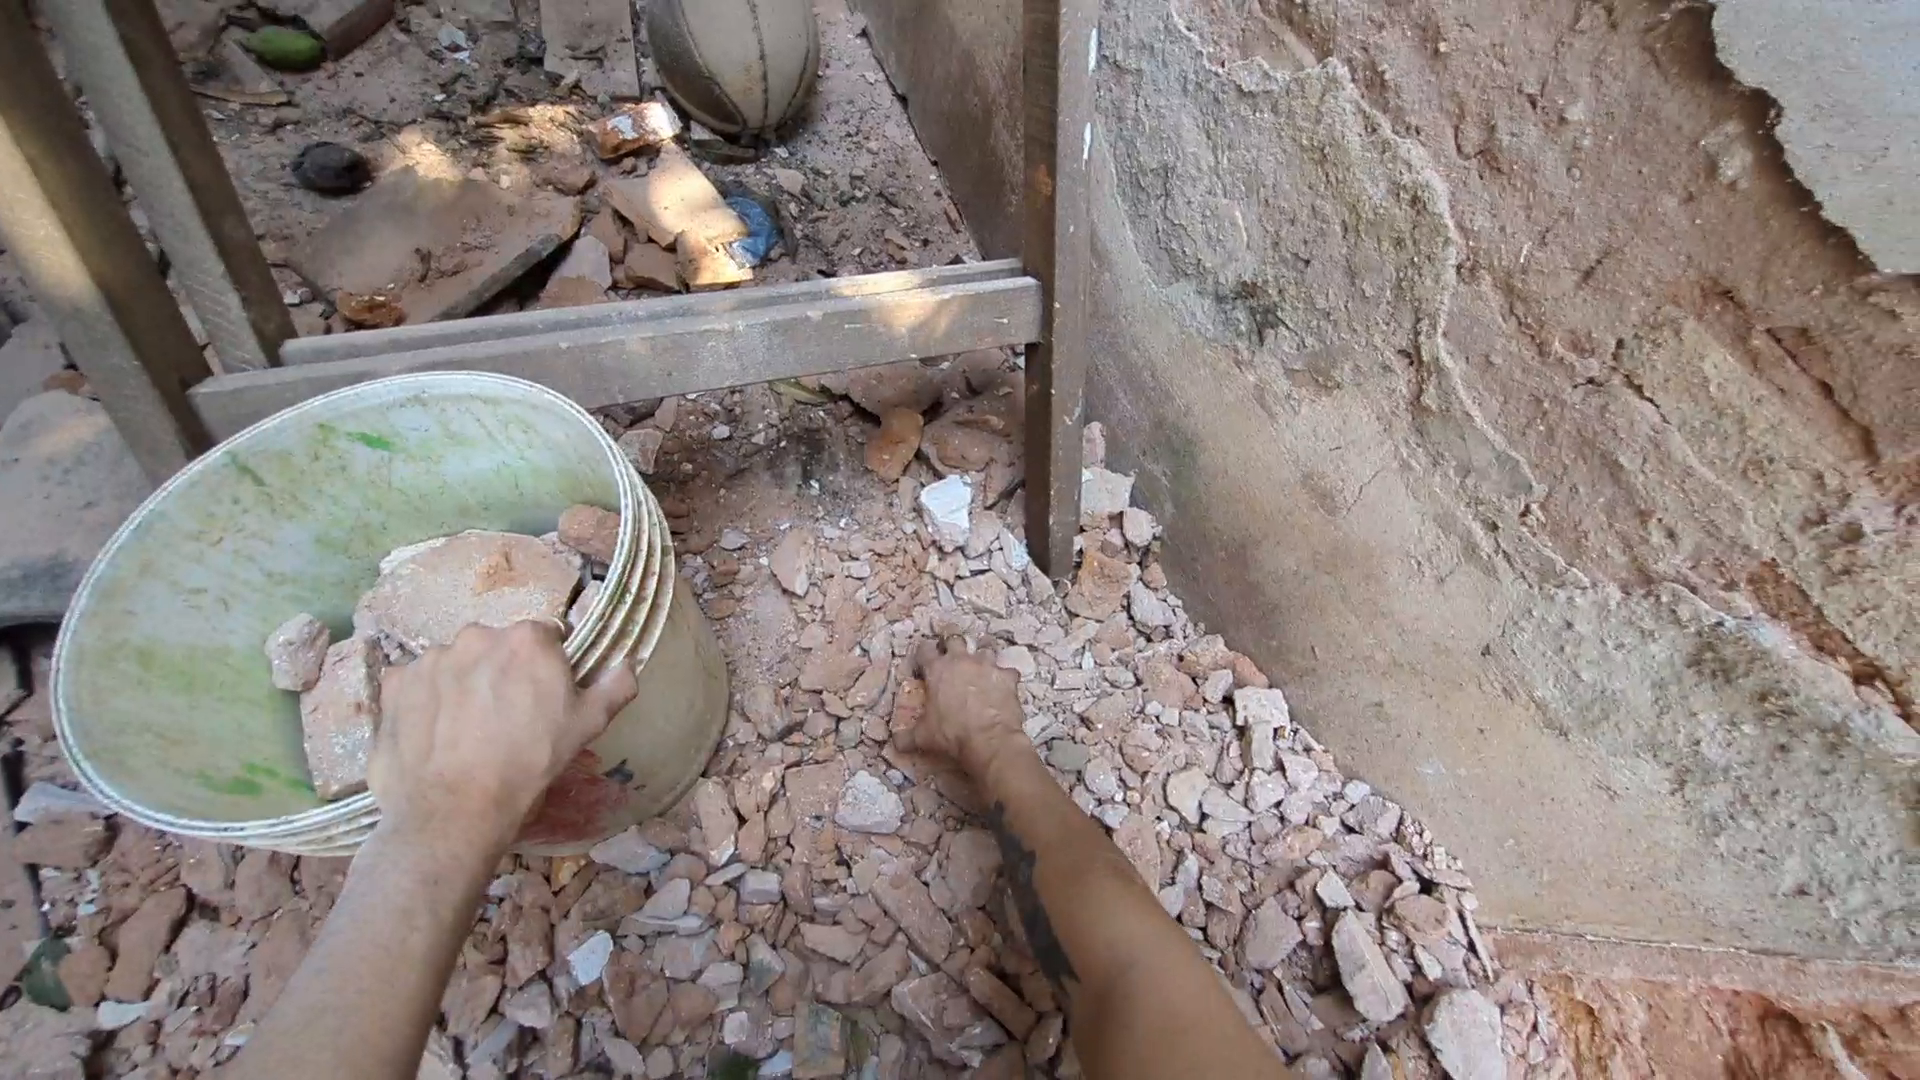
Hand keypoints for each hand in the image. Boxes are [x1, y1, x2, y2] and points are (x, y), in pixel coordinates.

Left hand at [369, 621, 637, 859]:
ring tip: (468, 727)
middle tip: (508, 713)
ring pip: (458, 663)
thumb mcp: (589, 724)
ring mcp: (431, 659)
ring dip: (466, 682)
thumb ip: (616, 685)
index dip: (548, 665)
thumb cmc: (530, 761)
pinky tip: (438, 731)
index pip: (545, 637)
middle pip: (498, 646)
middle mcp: (477, 636)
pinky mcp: (394, 685)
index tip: (545, 694)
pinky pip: (419, 683)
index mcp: (528, 639)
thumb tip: (627, 663)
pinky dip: (429, 699)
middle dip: (504, 670)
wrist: (453, 809)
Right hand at [896, 636, 1029, 781]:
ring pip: (985, 646)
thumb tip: (895, 742)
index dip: (923, 651)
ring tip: (982, 656)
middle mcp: (961, 660)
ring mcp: (986, 665)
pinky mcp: (1007, 676)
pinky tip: (1006, 683)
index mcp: (937, 669)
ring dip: (983, 650)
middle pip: (954, 636)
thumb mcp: (923, 736)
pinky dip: (1006, 676)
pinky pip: (1008, 670)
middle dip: (951, 637)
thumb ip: (907, 736)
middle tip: (950, 641)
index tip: (924, 656)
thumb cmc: (951, 734)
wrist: (988, 739)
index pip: (924, 649)